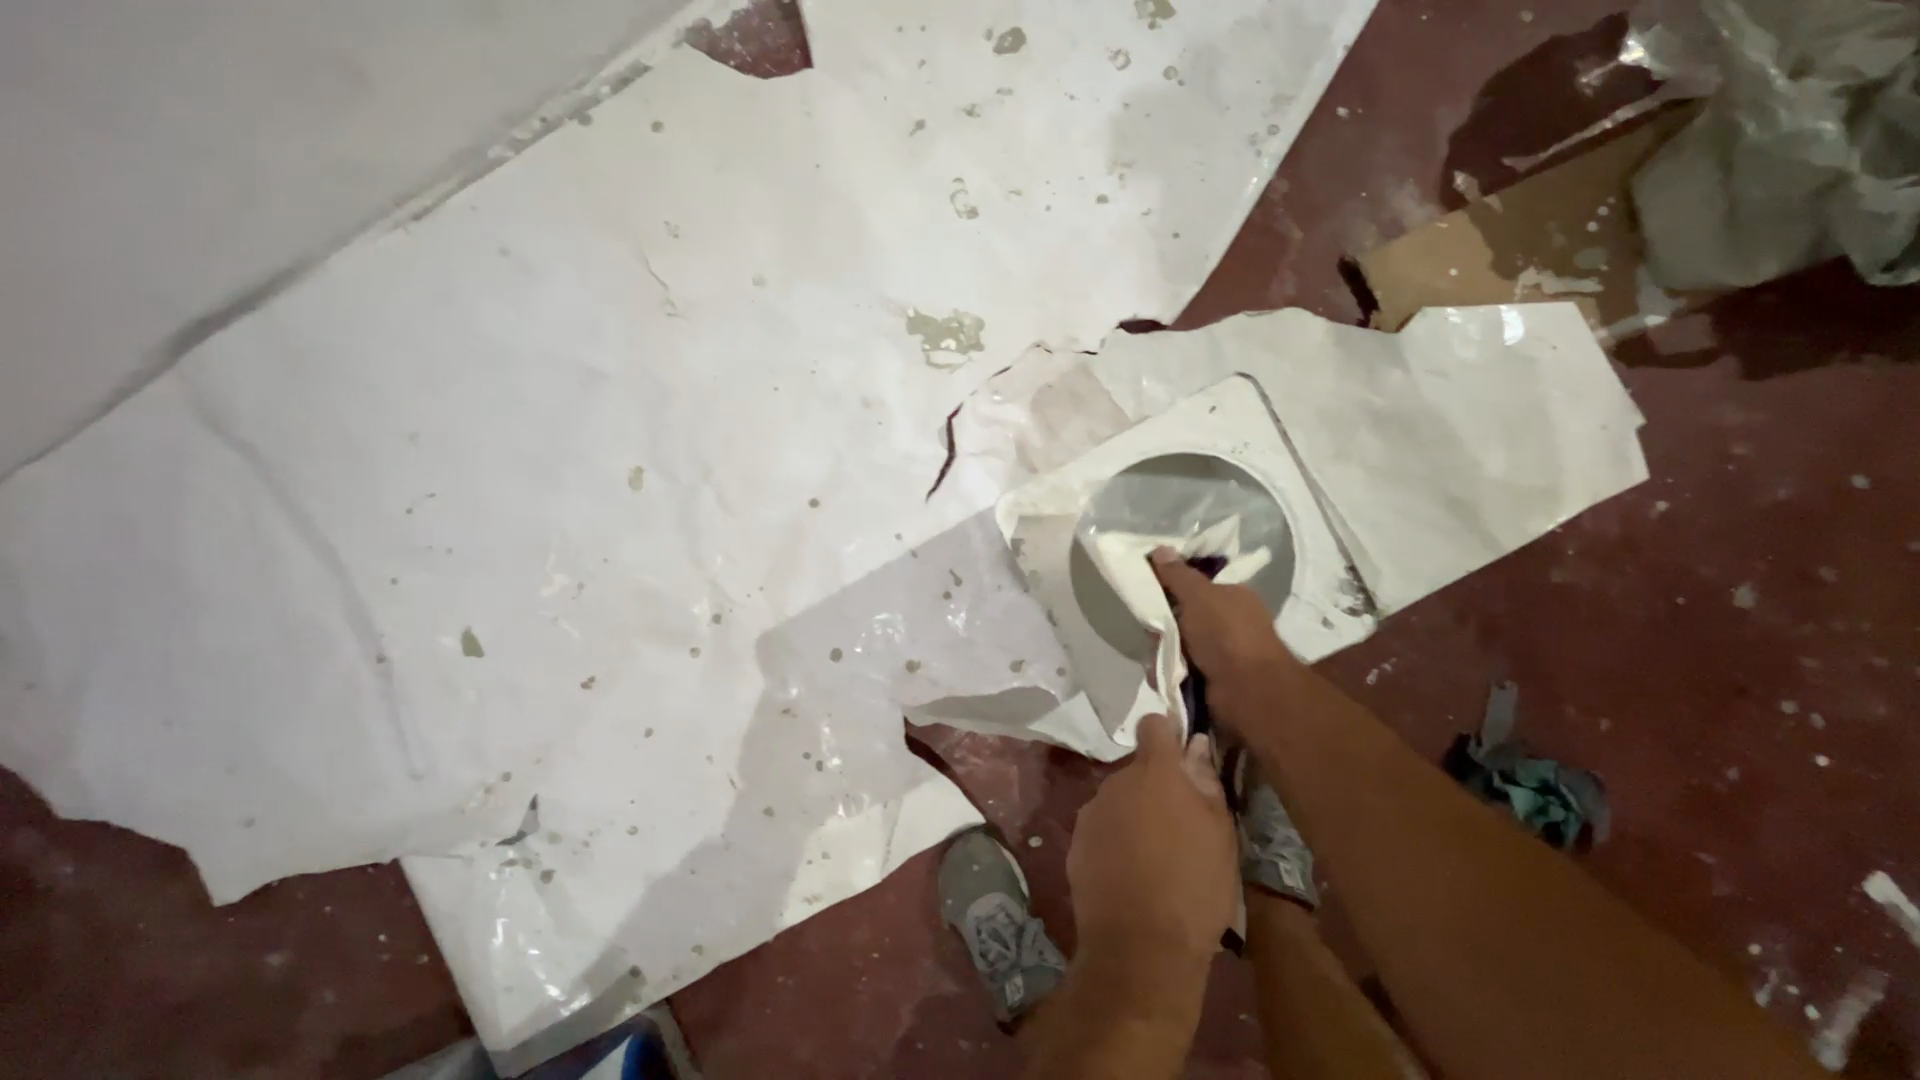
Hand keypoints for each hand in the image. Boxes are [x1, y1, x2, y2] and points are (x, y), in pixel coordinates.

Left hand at [1067, 714, 1236, 963]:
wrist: (1140, 947)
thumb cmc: (1194, 887)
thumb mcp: (1220, 835)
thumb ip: (1205, 783)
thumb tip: (1194, 745)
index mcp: (1155, 773)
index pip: (1154, 726)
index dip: (1168, 736)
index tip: (1183, 759)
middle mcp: (1115, 783)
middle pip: (1137, 770)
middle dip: (1155, 788)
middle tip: (1180, 827)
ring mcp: (1090, 814)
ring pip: (1118, 801)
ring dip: (1134, 815)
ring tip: (1156, 859)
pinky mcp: (1075, 845)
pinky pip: (1101, 830)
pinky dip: (1114, 842)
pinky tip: (1130, 876)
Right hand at [1149, 547, 1297, 685]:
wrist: (1247, 691)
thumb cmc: (1226, 634)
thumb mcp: (1198, 595)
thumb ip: (1177, 574)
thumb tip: (1160, 549)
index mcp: (1233, 597)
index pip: (1196, 586)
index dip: (1172, 587)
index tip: (1152, 591)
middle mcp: (1228, 624)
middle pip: (1181, 617)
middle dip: (1162, 626)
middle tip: (1155, 631)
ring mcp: (1221, 654)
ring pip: (1176, 646)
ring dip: (1163, 653)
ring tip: (1162, 660)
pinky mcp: (1211, 681)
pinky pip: (1179, 671)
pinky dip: (1170, 674)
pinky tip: (1167, 677)